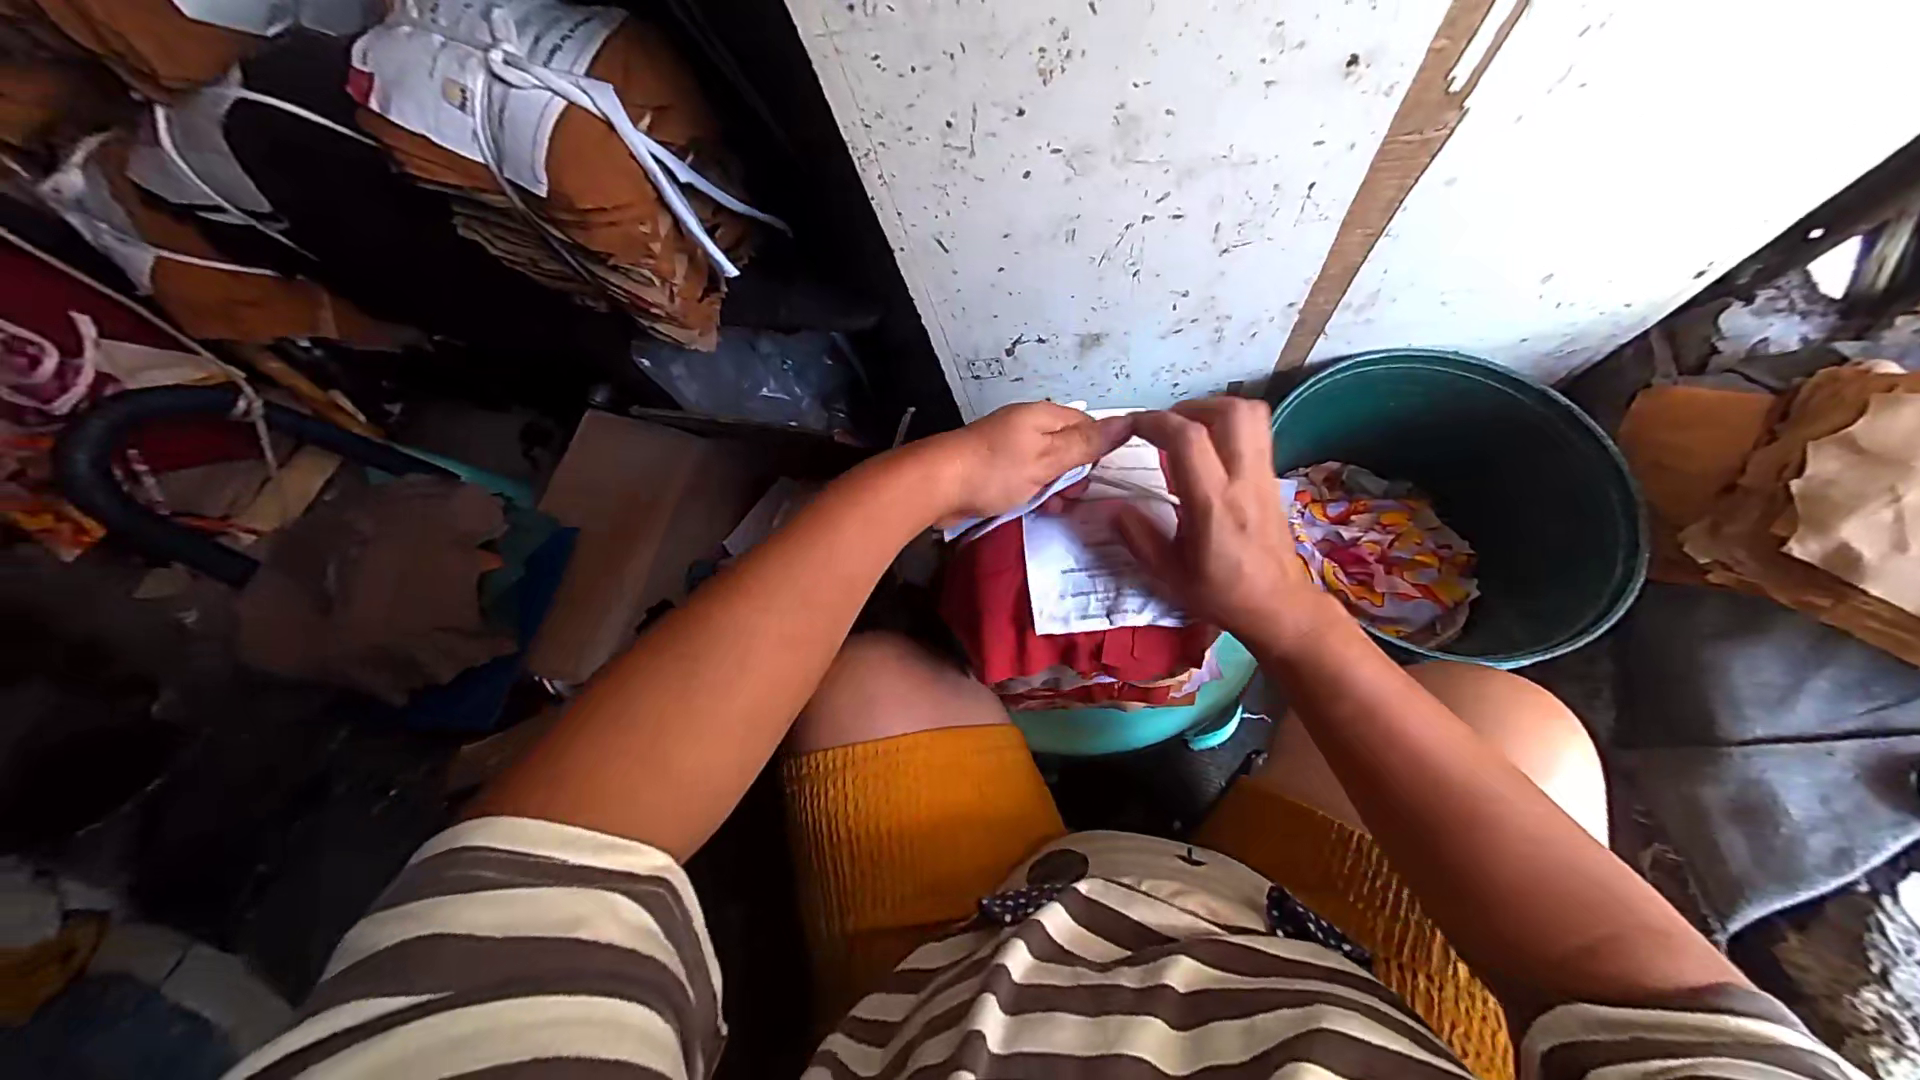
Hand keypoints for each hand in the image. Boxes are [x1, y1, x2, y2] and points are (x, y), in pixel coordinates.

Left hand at [919, 401, 1133, 523]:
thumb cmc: (996, 470)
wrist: (937, 485)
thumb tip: (1128, 422)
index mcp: (1043, 416)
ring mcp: (1010, 449)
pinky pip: (1026, 479)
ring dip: (1055, 488)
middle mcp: (1028, 427)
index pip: (1087, 425)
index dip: (1096, 450)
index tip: (1094, 476)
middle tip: (1069, 496)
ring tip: (1052, 506)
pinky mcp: (995, 470)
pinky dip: (1034, 493)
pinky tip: (1035, 508)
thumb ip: (1086, 444)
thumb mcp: (1048, 457)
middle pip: (1068, 447)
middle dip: (1075, 474)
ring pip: (1048, 468)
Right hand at [1113, 397, 1342, 653]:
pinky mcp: (1273, 478)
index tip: (1132, 427)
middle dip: (1190, 407)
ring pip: (1250, 415)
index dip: (1155, 422)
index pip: (1188, 438)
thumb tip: (1113, 507)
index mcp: (1213, 504)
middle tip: (1165, 427)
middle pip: (1229, 411)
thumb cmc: (1220, 592)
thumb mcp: (1167, 573)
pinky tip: (1207, 454)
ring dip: (1213, 411)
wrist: (1277, 606)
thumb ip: (1137, 536)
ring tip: (1187, 433)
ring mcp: (1264, 476)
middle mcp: (1244, 481)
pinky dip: (1228, 428)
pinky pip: (1256, 433)